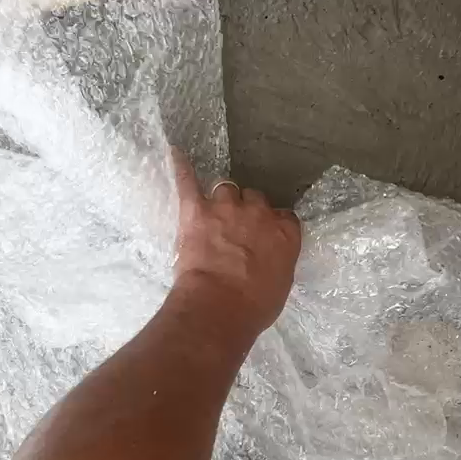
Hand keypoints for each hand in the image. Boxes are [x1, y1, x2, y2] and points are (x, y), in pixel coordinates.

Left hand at [168, 149, 301, 342]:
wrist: (220, 306)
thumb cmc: (254, 306)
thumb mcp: (280, 284)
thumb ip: (278, 261)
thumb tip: (271, 257)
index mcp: (285, 233)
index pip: (284, 217)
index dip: (273, 225)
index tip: (266, 235)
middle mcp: (259, 213)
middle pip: (254, 199)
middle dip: (247, 210)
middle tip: (237, 229)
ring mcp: (226, 208)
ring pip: (226, 188)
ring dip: (222, 199)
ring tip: (214, 211)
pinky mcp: (195, 209)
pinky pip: (187, 181)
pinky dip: (181, 168)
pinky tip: (175, 153)